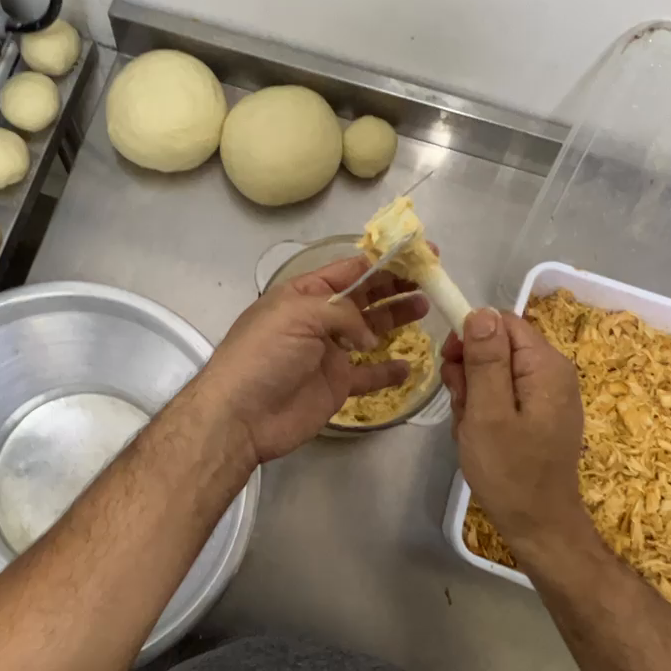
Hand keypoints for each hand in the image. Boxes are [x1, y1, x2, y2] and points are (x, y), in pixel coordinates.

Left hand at [189, 256, 429, 464]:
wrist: (241, 415)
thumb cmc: (263, 355)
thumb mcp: (297, 314)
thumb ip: (341, 313)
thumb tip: (367, 336)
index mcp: (304, 295)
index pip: (349, 271)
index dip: (384, 262)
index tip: (418, 255)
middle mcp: (318, 320)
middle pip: (364, 298)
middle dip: (395, 286)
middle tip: (430, 279)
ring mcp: (329, 354)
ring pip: (370, 332)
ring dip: (396, 319)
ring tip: (426, 308)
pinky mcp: (336, 386)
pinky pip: (369, 377)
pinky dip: (389, 371)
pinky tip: (411, 365)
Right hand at [441, 308, 591, 557]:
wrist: (538, 524)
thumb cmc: (510, 471)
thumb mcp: (487, 412)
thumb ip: (485, 360)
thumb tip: (480, 311)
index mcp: (546, 366)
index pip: (502, 323)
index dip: (470, 337)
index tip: (449, 366)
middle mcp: (553, 373)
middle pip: (498, 347)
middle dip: (469, 373)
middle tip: (461, 408)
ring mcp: (547, 396)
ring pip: (494, 374)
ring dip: (472, 397)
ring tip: (469, 429)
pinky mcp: (539, 416)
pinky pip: (502, 397)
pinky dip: (483, 413)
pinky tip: (478, 438)